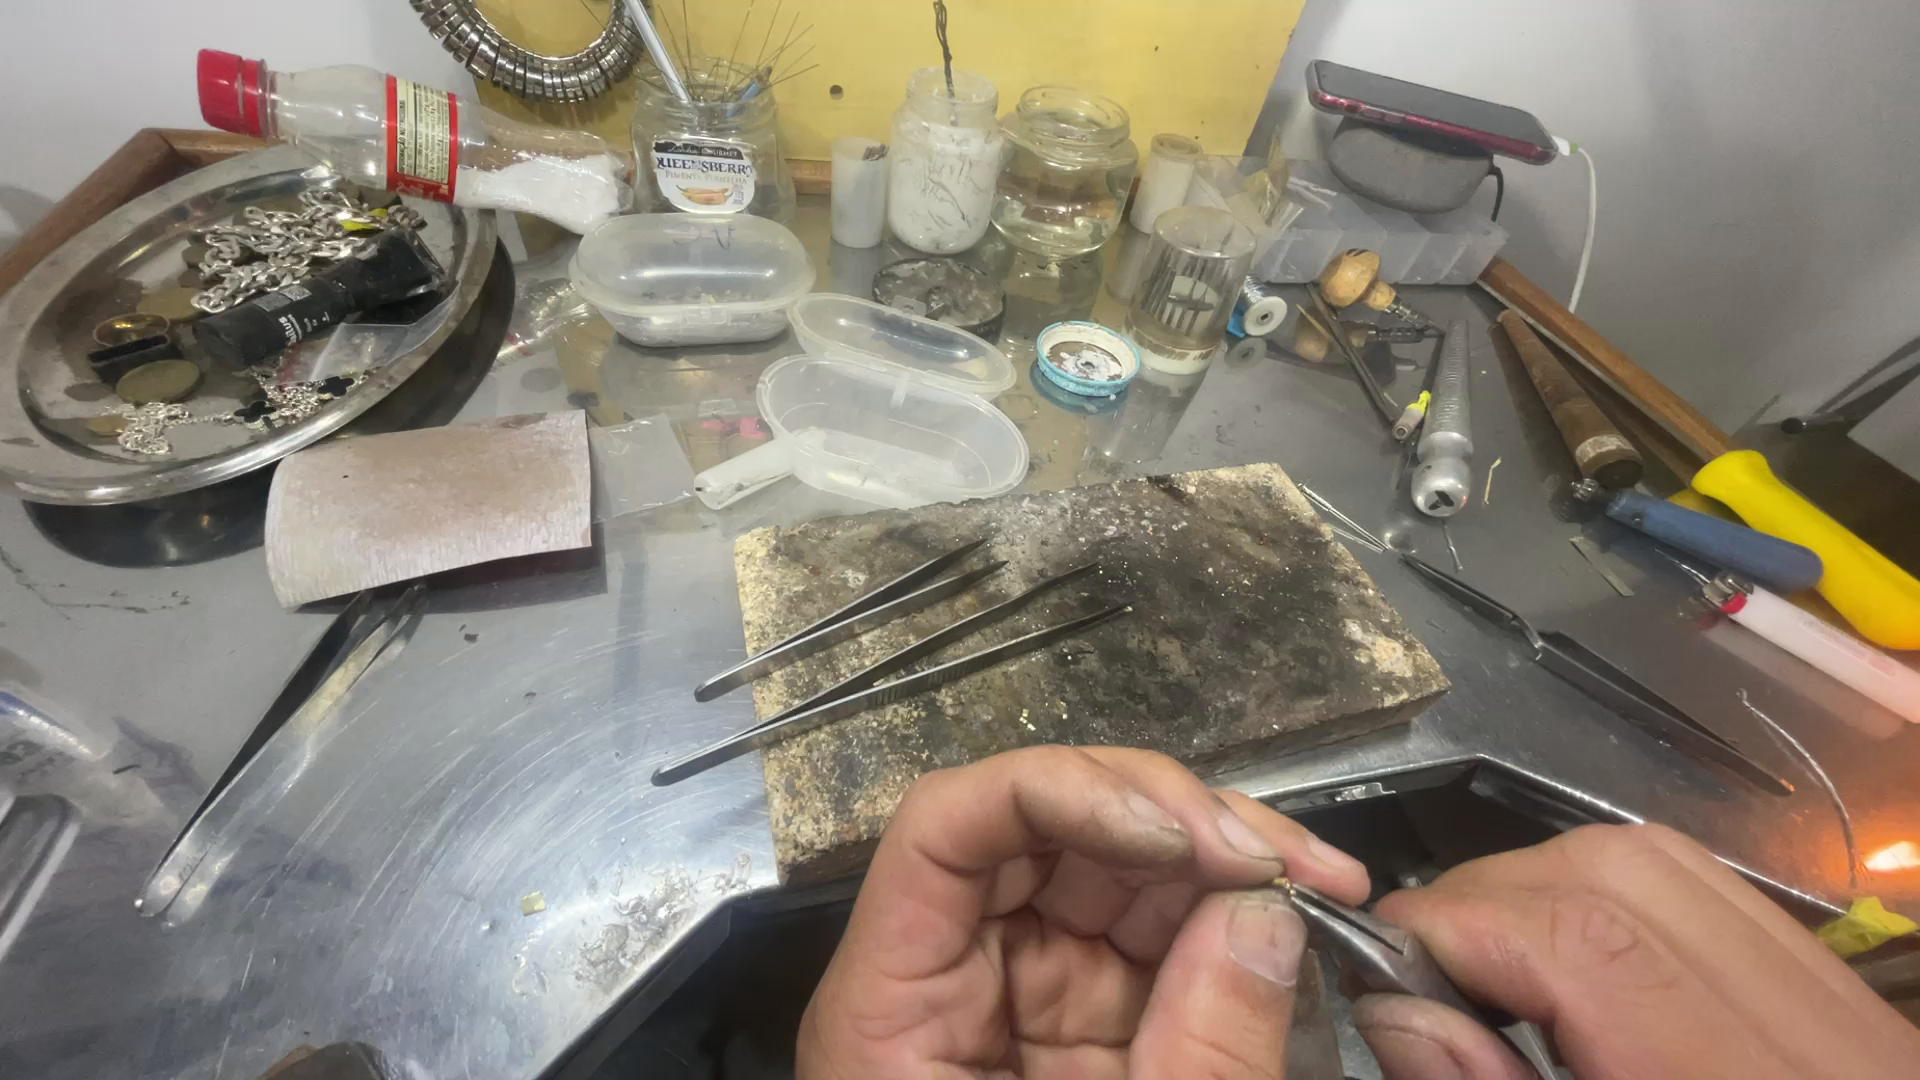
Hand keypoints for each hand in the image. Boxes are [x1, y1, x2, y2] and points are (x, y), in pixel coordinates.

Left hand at [796, 745, 1371, 1078]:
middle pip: (1038, 822)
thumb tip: (1268, 912)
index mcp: (896, 1000)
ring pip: (1103, 854)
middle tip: (1282, 854)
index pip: (946, 824)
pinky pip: (1146, 920)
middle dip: (1165, 813)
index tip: (1178, 838)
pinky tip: (1297, 909)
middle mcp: (953, 957)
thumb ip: (1199, 1061)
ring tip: (1320, 875)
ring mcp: (1020, 972)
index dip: (1057, 793)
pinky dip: (1220, 907)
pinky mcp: (1080, 996)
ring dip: (1210, 849)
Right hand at [1354, 824, 1919, 1079]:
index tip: (1381, 965)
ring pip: (1653, 864)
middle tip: (1429, 971)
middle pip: (1615, 878)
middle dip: (1481, 901)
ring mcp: (1870, 1029)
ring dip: (1532, 889)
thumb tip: (1391, 1001)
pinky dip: (1594, 897)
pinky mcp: (1852, 1015)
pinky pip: (1696, 892)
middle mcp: (1856, 1061)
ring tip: (1491, 965)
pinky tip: (1562, 962)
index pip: (1588, 944)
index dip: (1454, 928)